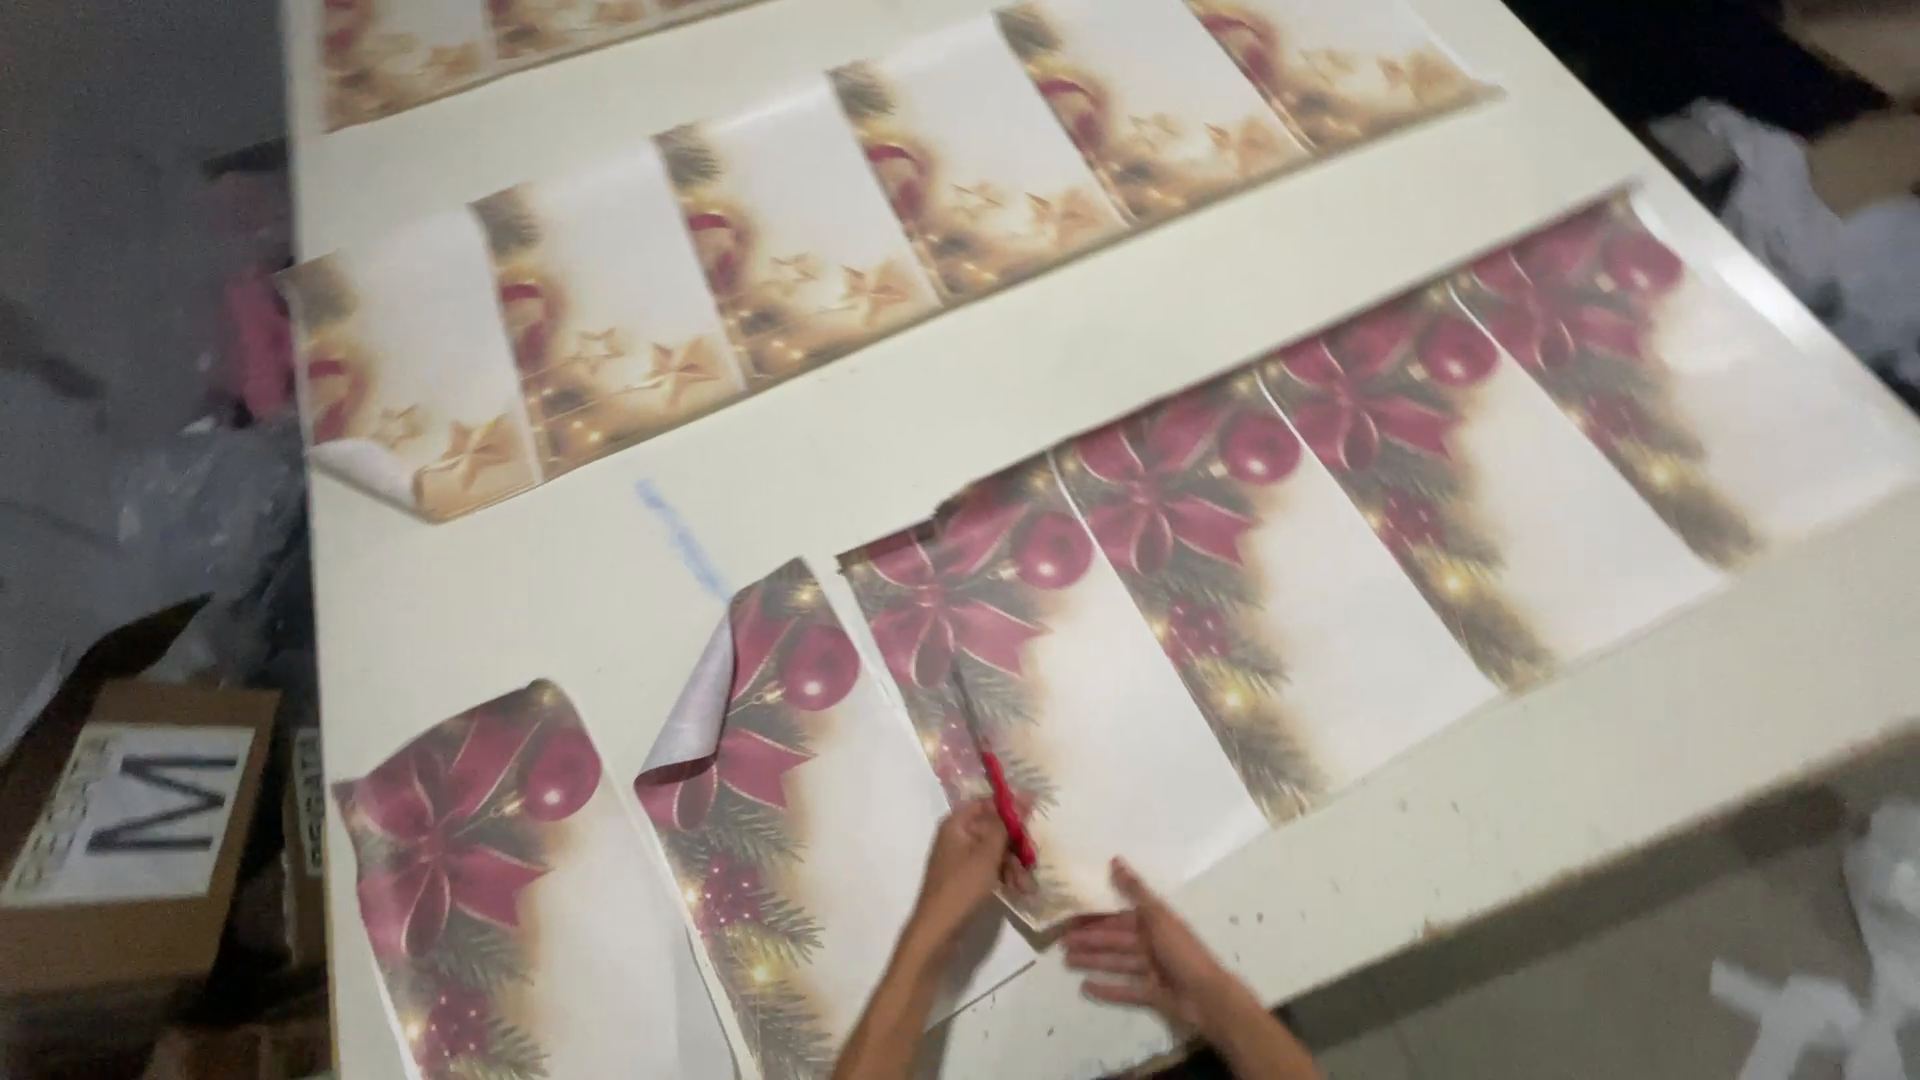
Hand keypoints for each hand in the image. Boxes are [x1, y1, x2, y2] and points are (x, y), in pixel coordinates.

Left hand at [907, 799, 1031, 947]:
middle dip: (1015, 844)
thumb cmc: (961, 887)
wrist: (938, 931)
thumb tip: (1023, 797)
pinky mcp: (967, 878)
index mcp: (957, 823)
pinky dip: (1004, 876)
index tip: (1034, 812)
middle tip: (1033, 859)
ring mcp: (962, 858)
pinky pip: (990, 868)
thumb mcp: (987, 854)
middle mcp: (958, 836)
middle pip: (993, 828)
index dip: (1010, 806)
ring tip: (1027, 886)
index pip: (986, 803)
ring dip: (1013, 865)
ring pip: (995, 850)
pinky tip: (1019, 891)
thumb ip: (1006, 826)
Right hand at [1062, 858, 1250, 1029]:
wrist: (1208, 996)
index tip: (1072, 916)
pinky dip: (1107, 988)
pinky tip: (1086, 987)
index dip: (1096, 917)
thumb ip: (1135, 890)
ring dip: (1092, 960)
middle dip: (1088, 940)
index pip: (1118, 917)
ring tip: (1066, 960)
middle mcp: (1149, 943)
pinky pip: (1125, 989)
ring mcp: (1150, 970)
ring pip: (1115, 962)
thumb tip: (1115, 859)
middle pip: (1113, 940)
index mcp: (1152, 923)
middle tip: (1061, 941)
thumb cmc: (1182, 950)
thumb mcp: (1157, 915)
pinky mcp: (1151, 994)